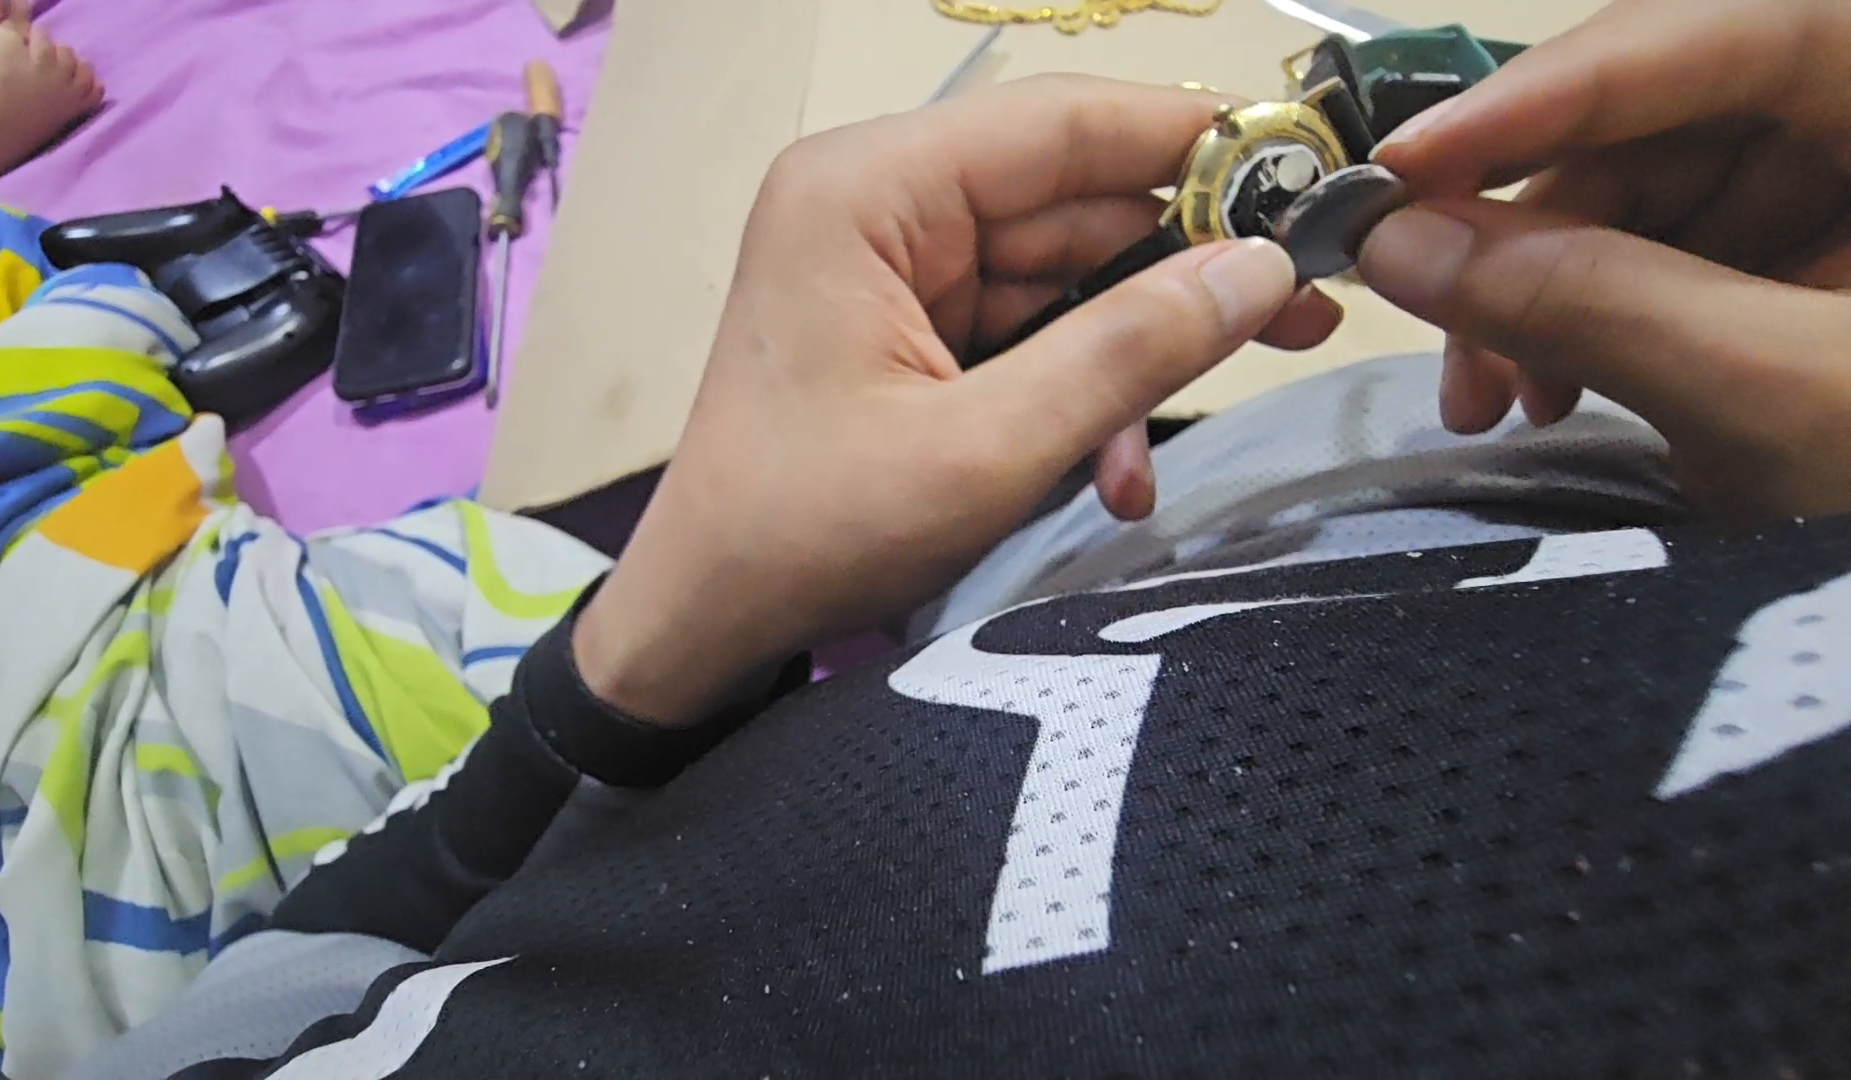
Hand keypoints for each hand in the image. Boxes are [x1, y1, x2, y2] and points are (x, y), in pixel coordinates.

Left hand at [573, 76, 1324, 724]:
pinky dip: (1063, 400)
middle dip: (1172, 279)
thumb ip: (1126, 352)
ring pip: (1048, 287)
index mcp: (866, 194)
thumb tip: (1261, 269)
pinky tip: (1099, 473)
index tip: (1307, 172)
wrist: (713, 608)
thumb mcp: (985, 449)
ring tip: (1154, 457)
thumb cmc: (816, 531)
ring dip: (1116, 369)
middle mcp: (873, 211)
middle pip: (1063, 209)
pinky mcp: (898, 336)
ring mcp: (885, 276)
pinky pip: (1011, 342)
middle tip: (1298, 317)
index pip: (1059, 128)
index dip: (1192, 145)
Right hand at [1359, 0, 1850, 518]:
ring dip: (1520, 311)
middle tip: (1435, 330)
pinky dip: (1555, 337)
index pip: (1723, 36)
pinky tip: (1537, 401)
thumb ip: (1580, 301)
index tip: (1394, 168)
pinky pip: (1623, 272)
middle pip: (1643, 139)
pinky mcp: (1771, 267)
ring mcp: (1828, 198)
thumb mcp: (1769, 394)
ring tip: (1492, 404)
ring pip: (1611, 216)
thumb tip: (1394, 243)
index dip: (1539, 94)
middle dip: (1515, 248)